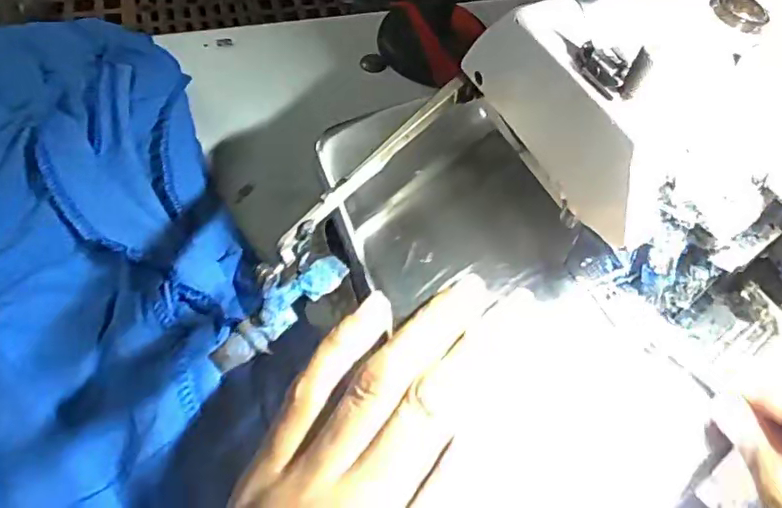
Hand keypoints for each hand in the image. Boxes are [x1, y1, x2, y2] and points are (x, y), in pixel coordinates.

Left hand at [230, 276, 500, 507]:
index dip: (485, 391)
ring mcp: (303, 469)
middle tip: (491, 299)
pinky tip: (372, 308)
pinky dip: (341, 344)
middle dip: (460, 347)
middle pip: (418, 405)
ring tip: (452, 295)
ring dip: (415, 335)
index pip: (452, 450)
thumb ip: (432, 503)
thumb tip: (469, 449)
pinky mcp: (268, 455)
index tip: (513, 338)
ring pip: (370, 385)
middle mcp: (352, 495)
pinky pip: (307, 388)